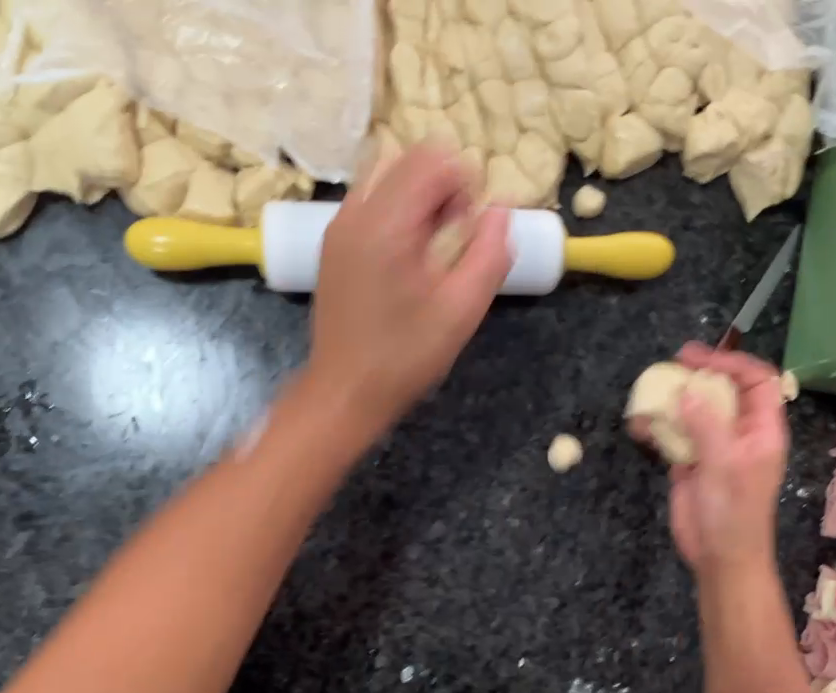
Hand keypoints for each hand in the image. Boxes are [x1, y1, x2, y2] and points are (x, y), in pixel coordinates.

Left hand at [306, 144, 512, 432]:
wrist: (345, 392)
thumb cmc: (405, 357)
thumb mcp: (462, 310)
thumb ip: (490, 253)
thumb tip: (502, 209)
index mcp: (386, 224)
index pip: (432, 158)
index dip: (465, 182)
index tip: (474, 227)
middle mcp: (355, 213)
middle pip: (408, 159)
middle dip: (443, 186)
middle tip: (457, 237)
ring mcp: (339, 228)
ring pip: (387, 178)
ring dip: (420, 199)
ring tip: (434, 249)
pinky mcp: (333, 246)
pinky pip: (371, 204)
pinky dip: (397, 215)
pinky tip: (409, 259)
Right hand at [667, 343, 790, 576]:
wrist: (719, 558)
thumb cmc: (734, 513)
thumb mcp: (725, 465)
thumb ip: (707, 425)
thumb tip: (688, 390)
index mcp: (762, 430)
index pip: (759, 382)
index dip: (734, 363)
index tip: (702, 358)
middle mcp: (739, 433)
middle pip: (724, 391)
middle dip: (701, 374)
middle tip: (674, 363)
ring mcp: (712, 447)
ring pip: (695, 410)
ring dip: (673, 400)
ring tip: (650, 393)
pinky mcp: (688, 464)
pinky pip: (674, 436)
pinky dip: (657, 427)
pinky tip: (639, 425)